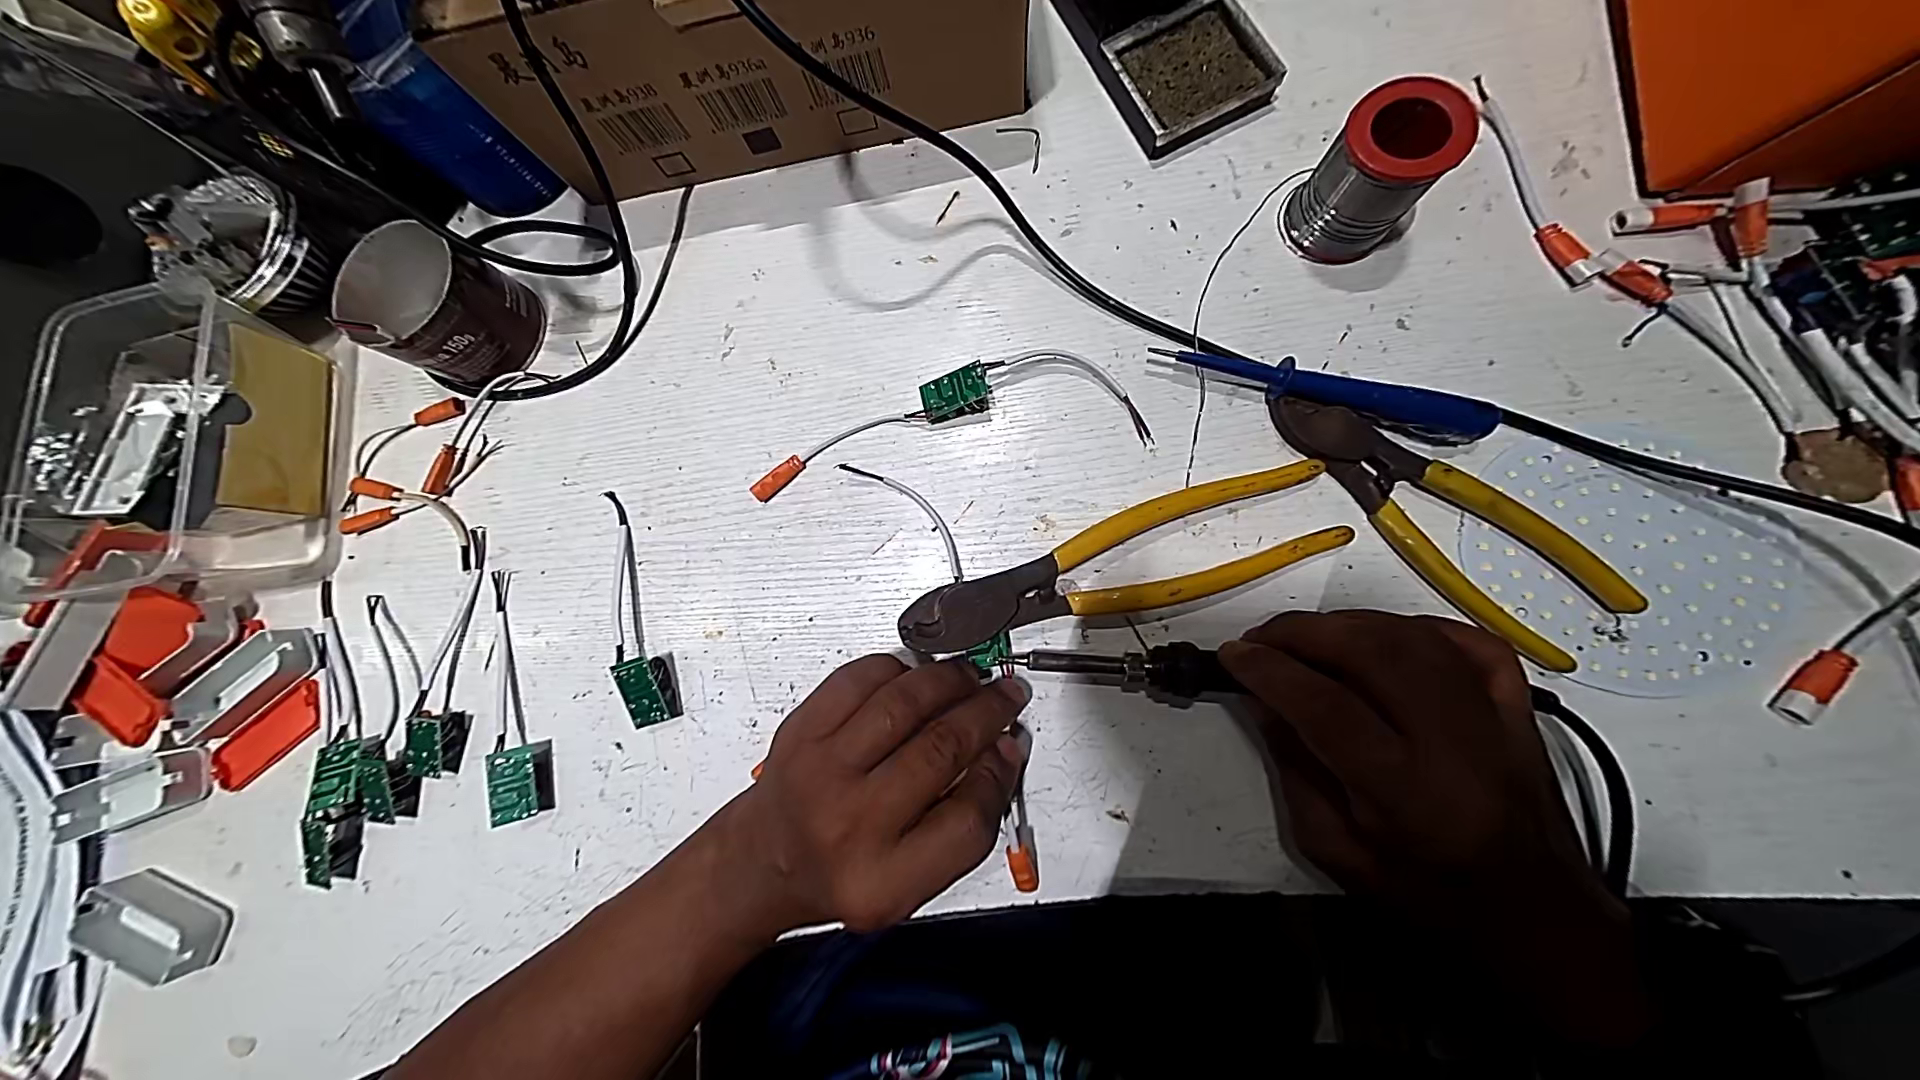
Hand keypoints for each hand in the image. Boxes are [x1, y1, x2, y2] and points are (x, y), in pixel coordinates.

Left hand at [725, 655, 1030, 934]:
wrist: (768, 858)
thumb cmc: (839, 869)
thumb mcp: (907, 884)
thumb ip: (962, 828)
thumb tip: (999, 754)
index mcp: (882, 878)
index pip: (968, 820)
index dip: (1001, 775)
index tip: (1010, 749)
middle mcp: (848, 822)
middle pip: (941, 749)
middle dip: (988, 713)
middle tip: (1006, 696)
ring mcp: (821, 769)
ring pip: (905, 703)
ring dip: (951, 681)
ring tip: (970, 678)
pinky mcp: (803, 730)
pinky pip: (860, 678)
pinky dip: (898, 668)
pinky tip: (914, 676)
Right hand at [1218, 611, 1592, 911]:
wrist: (1538, 922)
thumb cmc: (1424, 894)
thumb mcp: (1333, 847)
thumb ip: (1292, 767)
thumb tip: (1260, 699)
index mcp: (1406, 794)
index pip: (1326, 706)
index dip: (1269, 671)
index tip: (1232, 656)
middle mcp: (1456, 747)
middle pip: (1373, 652)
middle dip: (1302, 632)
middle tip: (1262, 640)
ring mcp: (1495, 720)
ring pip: (1413, 636)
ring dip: (1346, 623)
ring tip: (1306, 636)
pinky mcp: (1516, 709)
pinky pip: (1467, 642)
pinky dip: (1414, 627)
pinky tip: (1379, 637)